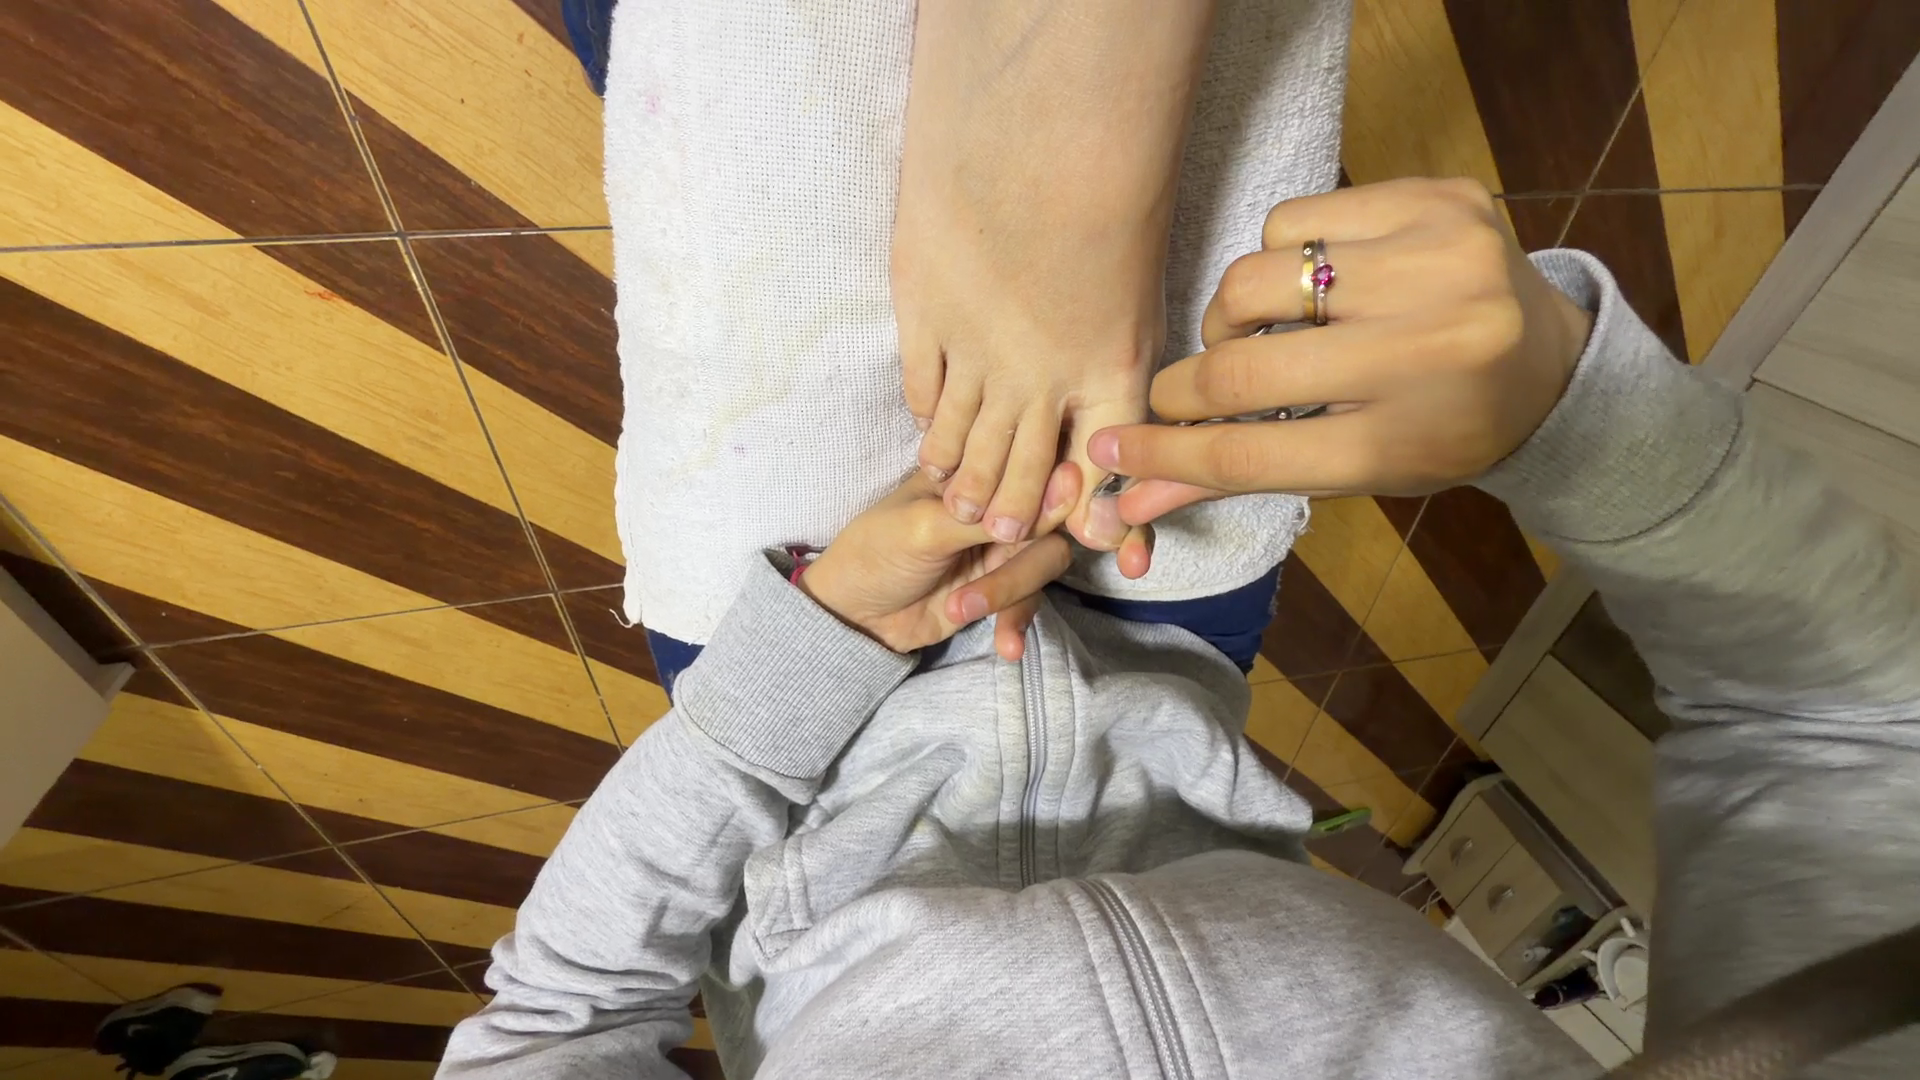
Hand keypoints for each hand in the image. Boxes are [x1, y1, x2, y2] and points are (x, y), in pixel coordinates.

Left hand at [798, 463, 1081, 661]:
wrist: (854, 615)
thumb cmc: (876, 553)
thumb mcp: (926, 528)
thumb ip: (987, 515)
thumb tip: (1055, 490)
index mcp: (974, 473)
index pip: (1028, 468)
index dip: (1050, 489)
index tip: (1045, 513)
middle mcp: (995, 506)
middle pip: (1048, 522)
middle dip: (1022, 560)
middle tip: (990, 584)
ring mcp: (1000, 548)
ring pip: (1042, 564)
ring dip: (1008, 592)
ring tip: (960, 610)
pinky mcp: (1000, 588)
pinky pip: (1028, 601)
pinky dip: (1017, 622)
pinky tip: (1006, 647)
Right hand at [891, 0, 1212, 553]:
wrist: (1049, 116)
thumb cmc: (1116, 187)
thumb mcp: (1140, 285)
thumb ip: (1117, 358)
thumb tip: (1103, 408)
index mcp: (1107, 368)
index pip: (1096, 468)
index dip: (1094, 515)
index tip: (1093, 546)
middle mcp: (1039, 376)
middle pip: (1016, 468)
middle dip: (1009, 511)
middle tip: (993, 534)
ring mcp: (976, 349)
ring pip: (962, 440)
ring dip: (961, 475)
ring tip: (955, 496)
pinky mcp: (926, 313)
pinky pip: (924, 389)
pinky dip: (929, 417)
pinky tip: (930, 427)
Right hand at [1086, 178, 1594, 522]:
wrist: (1548, 365)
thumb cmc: (1431, 434)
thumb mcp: (1341, 471)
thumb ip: (1234, 476)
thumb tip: (1134, 496)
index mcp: (1400, 441)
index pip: (1245, 455)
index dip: (1164, 456)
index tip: (1112, 450)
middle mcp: (1426, 350)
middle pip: (1239, 371)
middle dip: (1186, 388)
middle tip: (1185, 394)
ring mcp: (1439, 263)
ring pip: (1253, 278)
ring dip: (1234, 314)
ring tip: (1267, 333)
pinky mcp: (1440, 200)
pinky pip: (1293, 220)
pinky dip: (1281, 257)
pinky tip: (1317, 282)